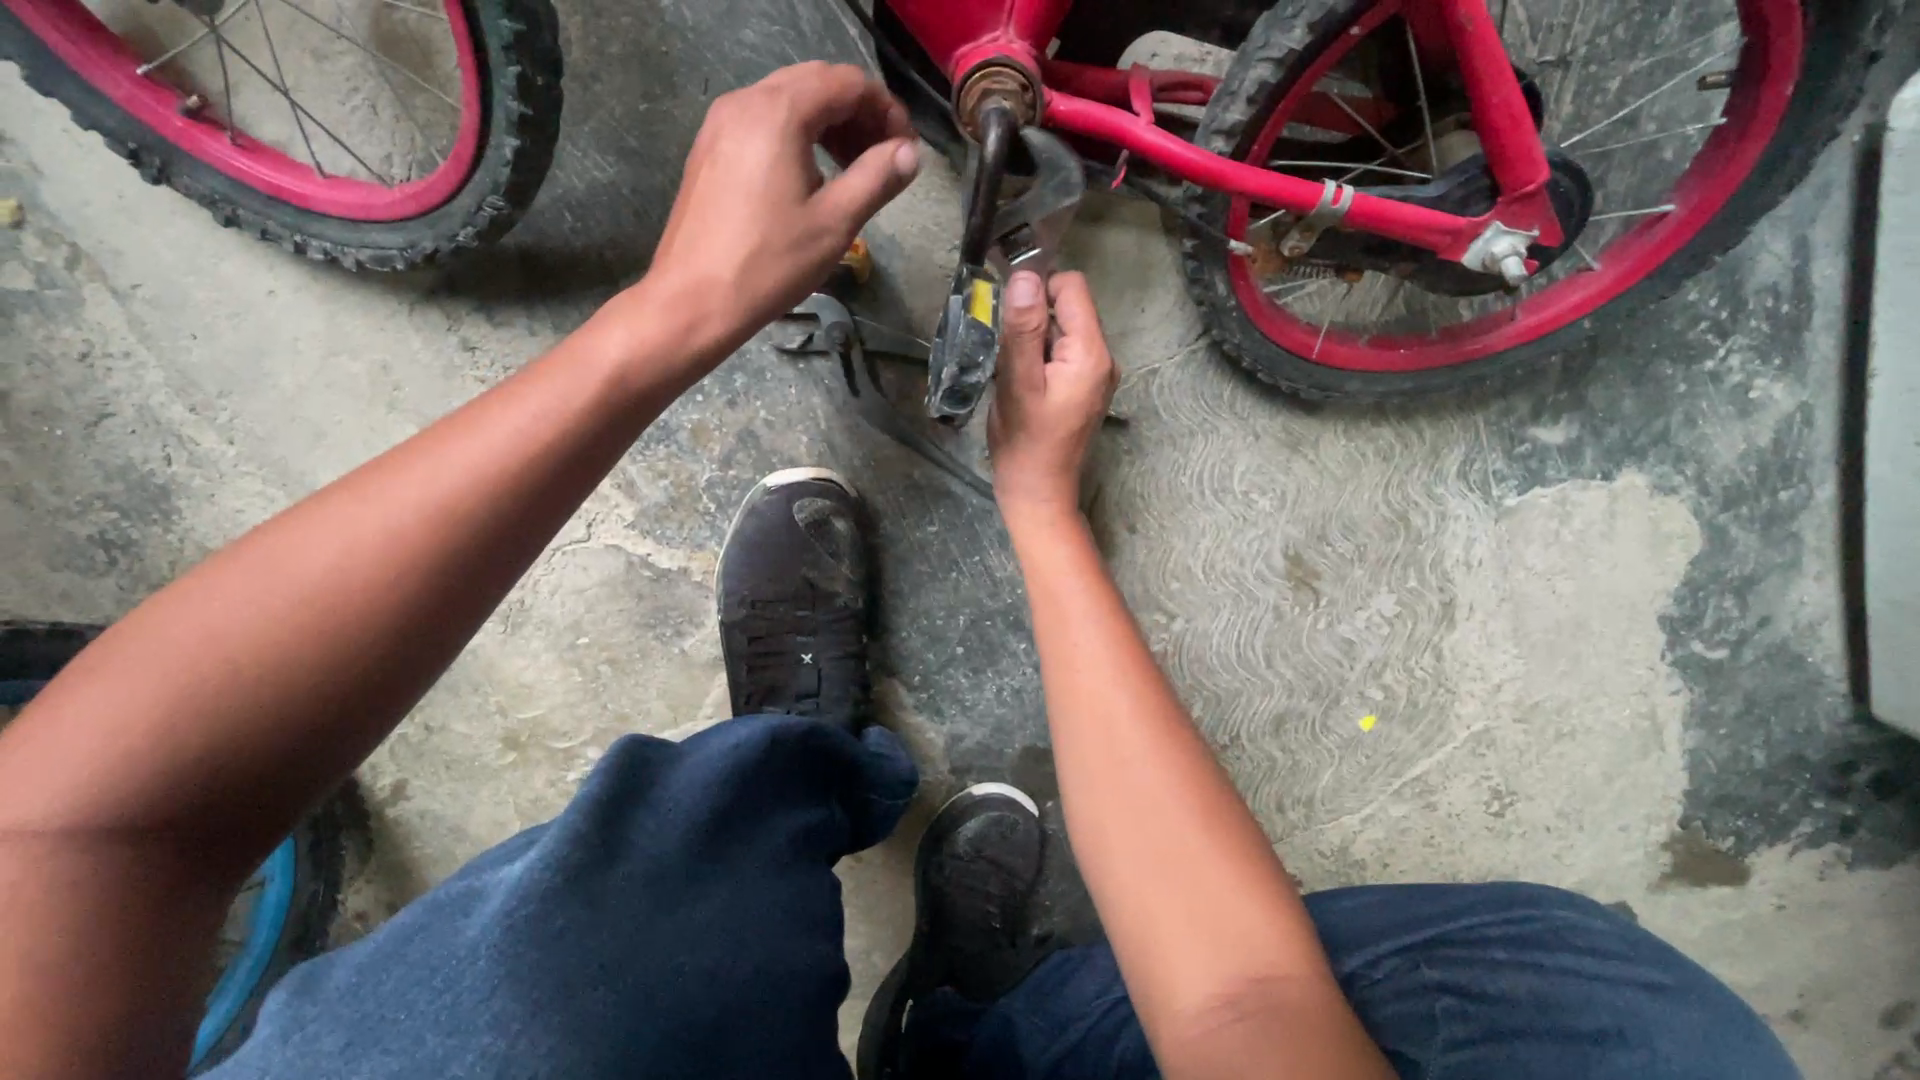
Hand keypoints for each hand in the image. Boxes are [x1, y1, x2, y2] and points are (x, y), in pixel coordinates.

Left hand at [637, 62, 919, 358]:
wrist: (694, 299)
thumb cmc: (769, 263)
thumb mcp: (835, 223)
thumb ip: (877, 178)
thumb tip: (910, 152)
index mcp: (778, 112)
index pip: (846, 83)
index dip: (886, 109)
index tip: (907, 148)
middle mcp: (745, 102)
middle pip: (816, 83)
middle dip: (858, 114)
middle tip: (886, 158)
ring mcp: (721, 123)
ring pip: (788, 101)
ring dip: (829, 124)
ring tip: (854, 169)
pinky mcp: (710, 148)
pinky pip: (764, 123)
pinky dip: (798, 136)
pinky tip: (813, 177)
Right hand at [987, 271, 1118, 514]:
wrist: (1038, 491)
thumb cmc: (1025, 441)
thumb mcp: (1018, 382)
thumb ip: (1023, 329)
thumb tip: (1025, 276)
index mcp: (1091, 352)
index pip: (1071, 287)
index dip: (1037, 292)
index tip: (1010, 321)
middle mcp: (1103, 358)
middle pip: (1068, 307)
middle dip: (1034, 321)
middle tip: (1012, 358)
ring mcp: (1097, 374)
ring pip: (1062, 331)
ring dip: (1034, 342)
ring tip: (1018, 376)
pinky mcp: (1086, 387)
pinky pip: (1063, 353)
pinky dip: (1041, 359)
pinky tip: (1026, 386)